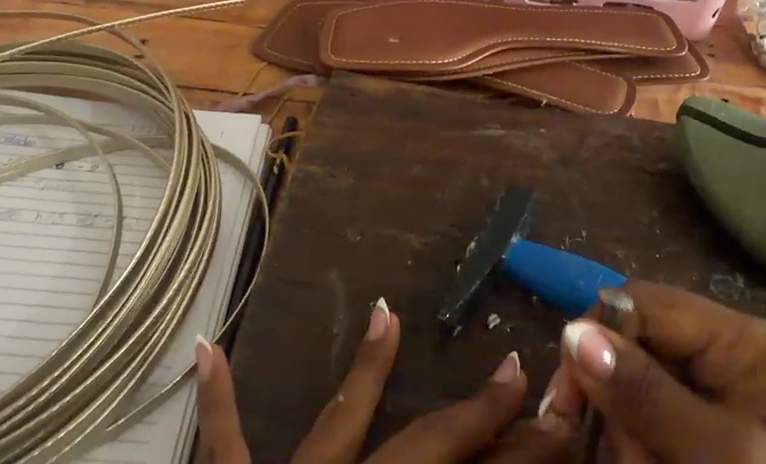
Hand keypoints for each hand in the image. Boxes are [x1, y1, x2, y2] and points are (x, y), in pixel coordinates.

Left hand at [194, 298, 572, 462]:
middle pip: (424, 451)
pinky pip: (225, 447)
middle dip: (474, 417)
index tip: (557, 422)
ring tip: (386, 316)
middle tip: (515, 374)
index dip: (517, 453)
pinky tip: (207, 348)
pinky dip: (217, 402)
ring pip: (338, 423)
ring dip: (366, 371)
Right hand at [538, 282, 765, 462]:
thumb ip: (650, 395)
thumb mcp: (726, 455)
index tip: (567, 399)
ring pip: (634, 393)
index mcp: (746, 344)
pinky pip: (651, 427)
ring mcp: (721, 403)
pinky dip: (637, 451)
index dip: (598, 338)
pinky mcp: (711, 441)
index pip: (645, 303)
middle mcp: (730, 360)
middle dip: (609, 400)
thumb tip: (572, 332)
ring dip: (620, 434)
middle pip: (636, 348)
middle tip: (601, 451)